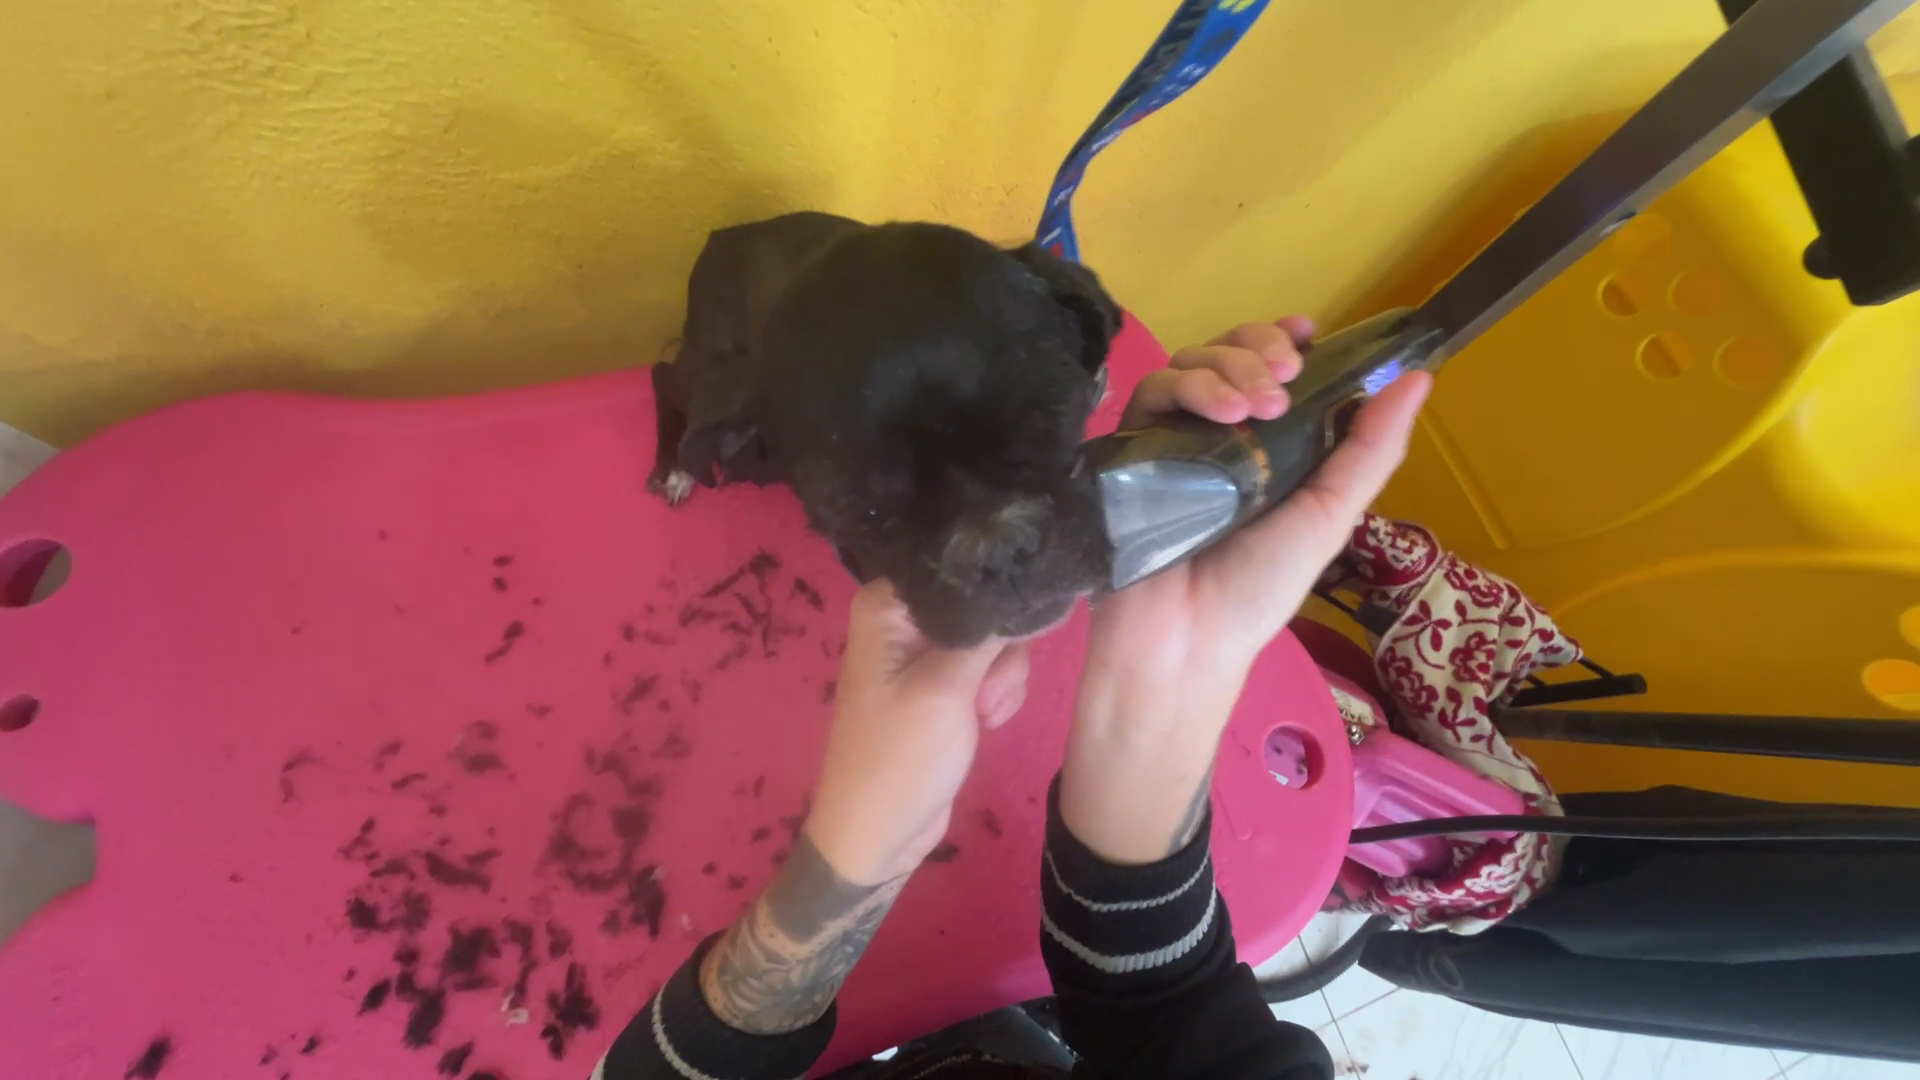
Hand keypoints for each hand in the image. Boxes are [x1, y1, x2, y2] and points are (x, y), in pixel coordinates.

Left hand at [805, 579, 1030, 885]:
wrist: (882, 834)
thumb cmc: (900, 757)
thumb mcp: (947, 689)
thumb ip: (987, 633)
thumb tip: (1022, 581)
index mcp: (888, 605)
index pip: (955, 567)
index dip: (992, 591)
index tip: (1013, 629)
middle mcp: (903, 618)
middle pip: (981, 603)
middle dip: (997, 651)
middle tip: (986, 694)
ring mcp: (924, 650)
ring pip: (993, 636)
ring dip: (1001, 678)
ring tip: (983, 715)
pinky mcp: (944, 679)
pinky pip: (990, 665)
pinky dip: (998, 693)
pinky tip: (985, 722)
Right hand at [1061, 317, 1430, 863]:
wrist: (1185, 638)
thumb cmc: (1257, 588)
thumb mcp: (1328, 517)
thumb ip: (1369, 451)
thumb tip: (1419, 376)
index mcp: (1261, 446)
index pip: (1264, 369)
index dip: (1280, 340)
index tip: (1304, 335)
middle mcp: (1212, 435)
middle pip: (1222, 356)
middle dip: (1256, 349)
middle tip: (1283, 378)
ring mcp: (1167, 442)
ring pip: (1185, 367)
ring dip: (1226, 366)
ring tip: (1258, 402)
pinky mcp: (1129, 452)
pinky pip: (1150, 398)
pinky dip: (1188, 388)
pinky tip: (1221, 410)